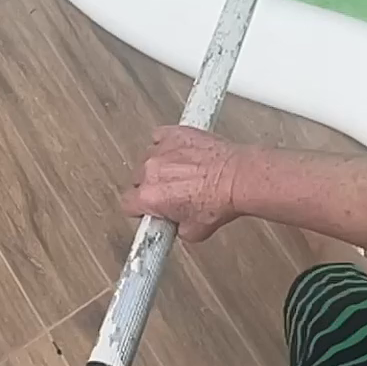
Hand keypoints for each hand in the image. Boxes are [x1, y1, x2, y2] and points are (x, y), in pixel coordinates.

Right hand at [119, 126, 247, 241]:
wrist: (239, 177)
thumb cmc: (221, 201)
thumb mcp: (194, 232)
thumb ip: (175, 227)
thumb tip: (175, 223)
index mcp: (149, 197)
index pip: (128, 204)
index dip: (139, 208)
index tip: (148, 208)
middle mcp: (150, 171)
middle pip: (139, 180)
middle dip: (153, 187)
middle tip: (172, 192)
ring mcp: (161, 150)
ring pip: (149, 158)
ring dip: (161, 166)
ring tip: (183, 172)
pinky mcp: (174, 133)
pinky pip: (160, 137)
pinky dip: (167, 144)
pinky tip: (181, 152)